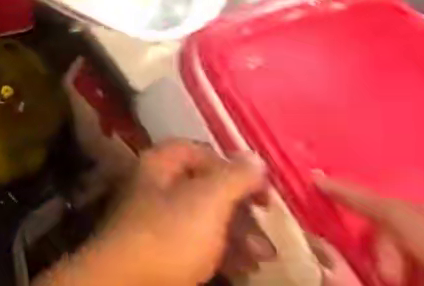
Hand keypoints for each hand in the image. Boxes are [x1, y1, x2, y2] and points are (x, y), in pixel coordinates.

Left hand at [42, 141, 274, 285]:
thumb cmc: (169, 237)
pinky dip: (222, 256)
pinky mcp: (160, 257)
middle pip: (204, 188)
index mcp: (160, 163)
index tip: (264, 192)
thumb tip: (255, 157)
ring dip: (236, 237)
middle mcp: (156, 187)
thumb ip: (233, 177)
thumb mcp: (207, 201)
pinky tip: (242, 272)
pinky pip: (196, 249)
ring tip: (262, 259)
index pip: (201, 151)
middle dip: (240, 210)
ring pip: (203, 221)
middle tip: (268, 237)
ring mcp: (156, 223)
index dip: (234, 167)